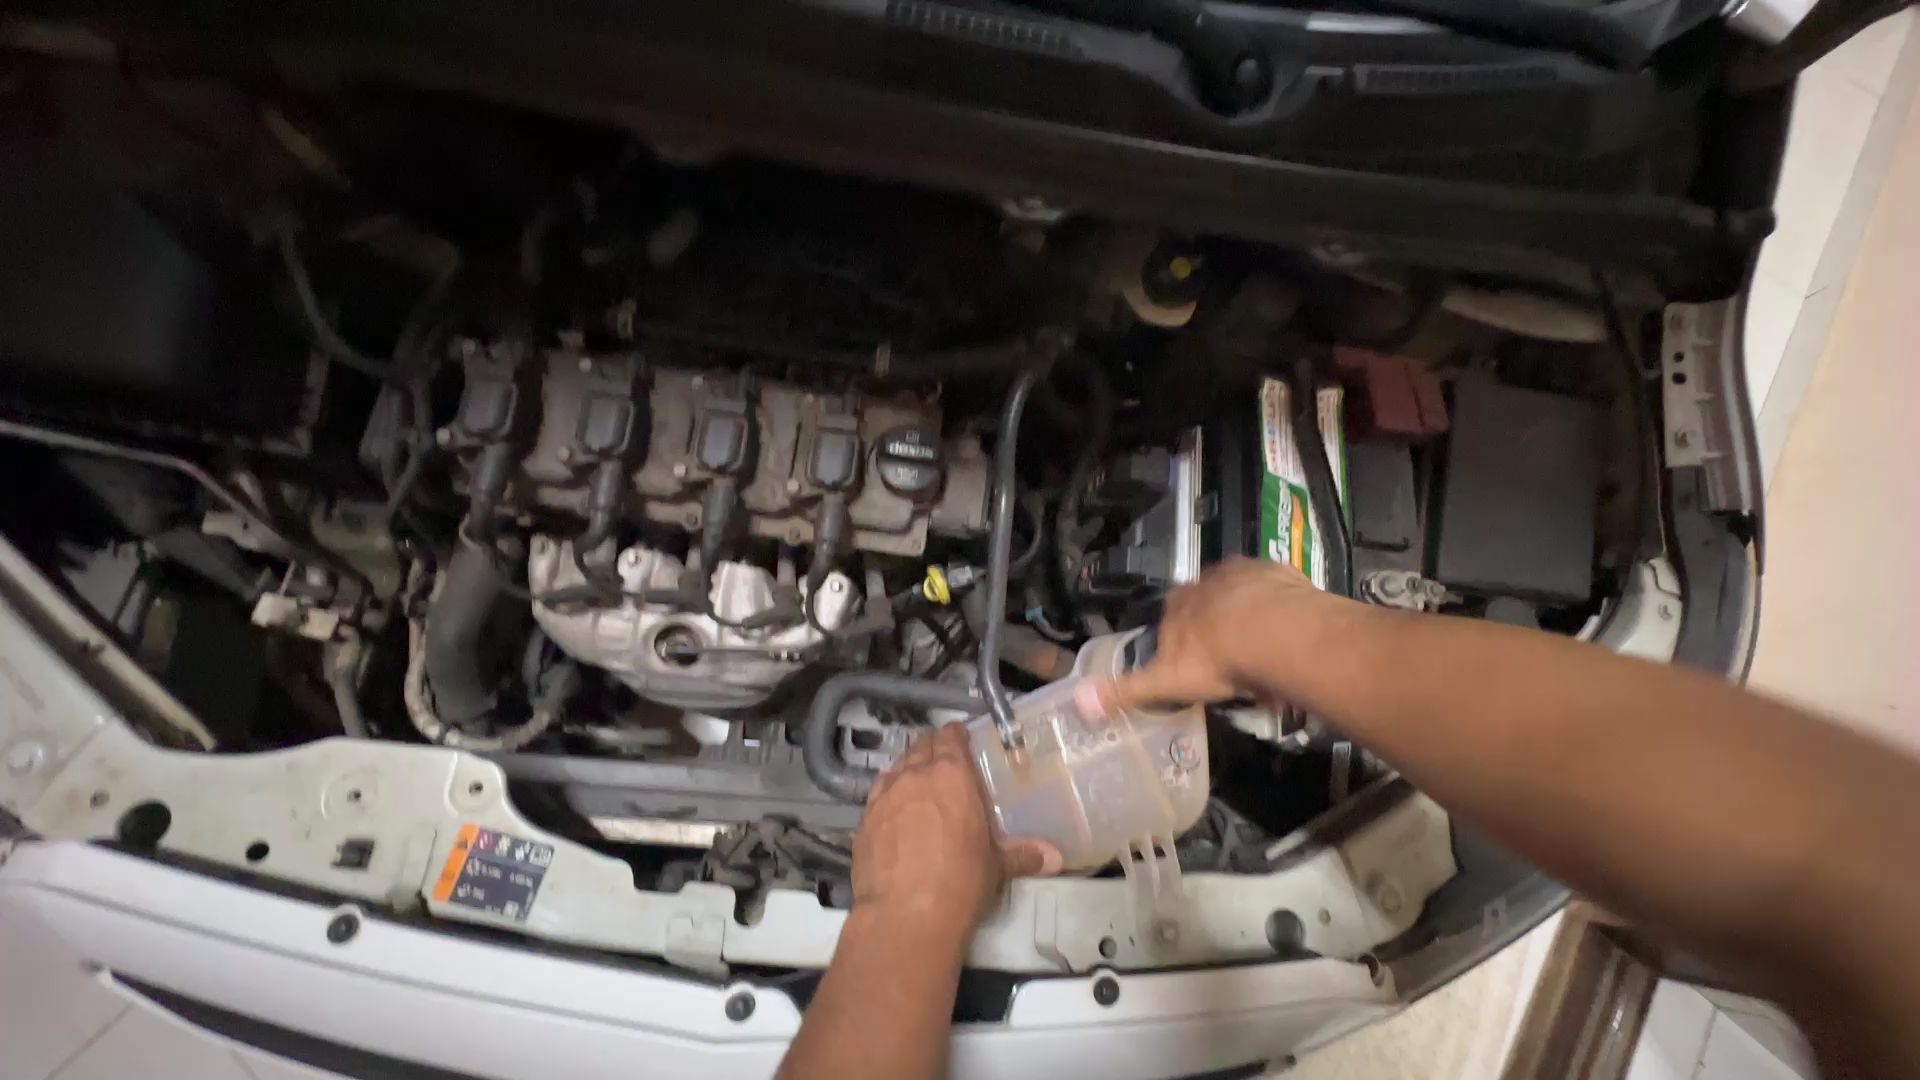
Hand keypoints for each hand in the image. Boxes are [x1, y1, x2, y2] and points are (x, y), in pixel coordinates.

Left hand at [853, 724, 1059, 935]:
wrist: (904, 916)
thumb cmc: (960, 882)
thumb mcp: (997, 867)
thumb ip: (1023, 854)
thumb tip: (1054, 857)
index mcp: (952, 775)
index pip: (950, 736)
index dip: (956, 735)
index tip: (962, 739)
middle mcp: (915, 775)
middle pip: (921, 745)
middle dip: (932, 748)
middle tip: (943, 761)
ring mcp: (885, 795)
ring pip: (896, 767)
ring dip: (908, 769)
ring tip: (919, 784)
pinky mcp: (863, 819)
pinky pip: (877, 794)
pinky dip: (888, 794)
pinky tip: (895, 811)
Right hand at [1080, 557, 1338, 717]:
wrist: (1276, 634)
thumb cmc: (1216, 660)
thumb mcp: (1165, 682)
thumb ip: (1124, 691)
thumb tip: (1078, 701)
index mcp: (1176, 604)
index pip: (1169, 616)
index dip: (1179, 637)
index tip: (1192, 661)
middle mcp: (1205, 581)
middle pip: (1205, 601)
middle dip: (1213, 622)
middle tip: (1229, 656)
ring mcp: (1244, 573)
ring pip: (1240, 592)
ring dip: (1246, 611)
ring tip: (1261, 645)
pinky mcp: (1278, 572)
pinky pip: (1274, 587)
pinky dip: (1277, 603)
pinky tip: (1287, 627)